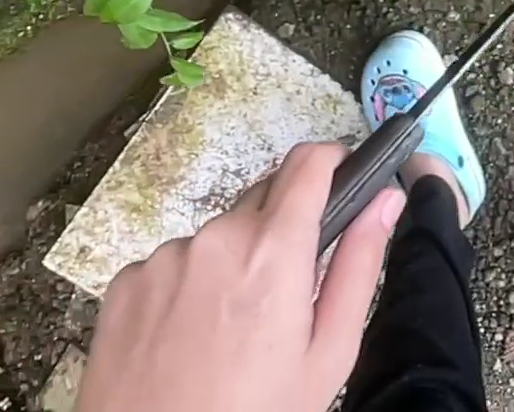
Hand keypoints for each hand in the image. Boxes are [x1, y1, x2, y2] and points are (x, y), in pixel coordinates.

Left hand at [76, 142, 404, 411]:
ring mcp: (165, 256)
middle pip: (266, 198)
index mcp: (274, 251)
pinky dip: (189, 284)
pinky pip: (175, 261)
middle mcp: (217, 237)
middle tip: (286, 289)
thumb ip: (361, 263)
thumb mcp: (327, 353)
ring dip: (235, 258)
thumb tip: (387, 198)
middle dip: (285, 226)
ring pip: (221, 233)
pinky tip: (187, 336)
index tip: (342, 173)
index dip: (332, 159)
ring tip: (230, 327)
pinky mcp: (126, 280)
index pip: (309, 162)